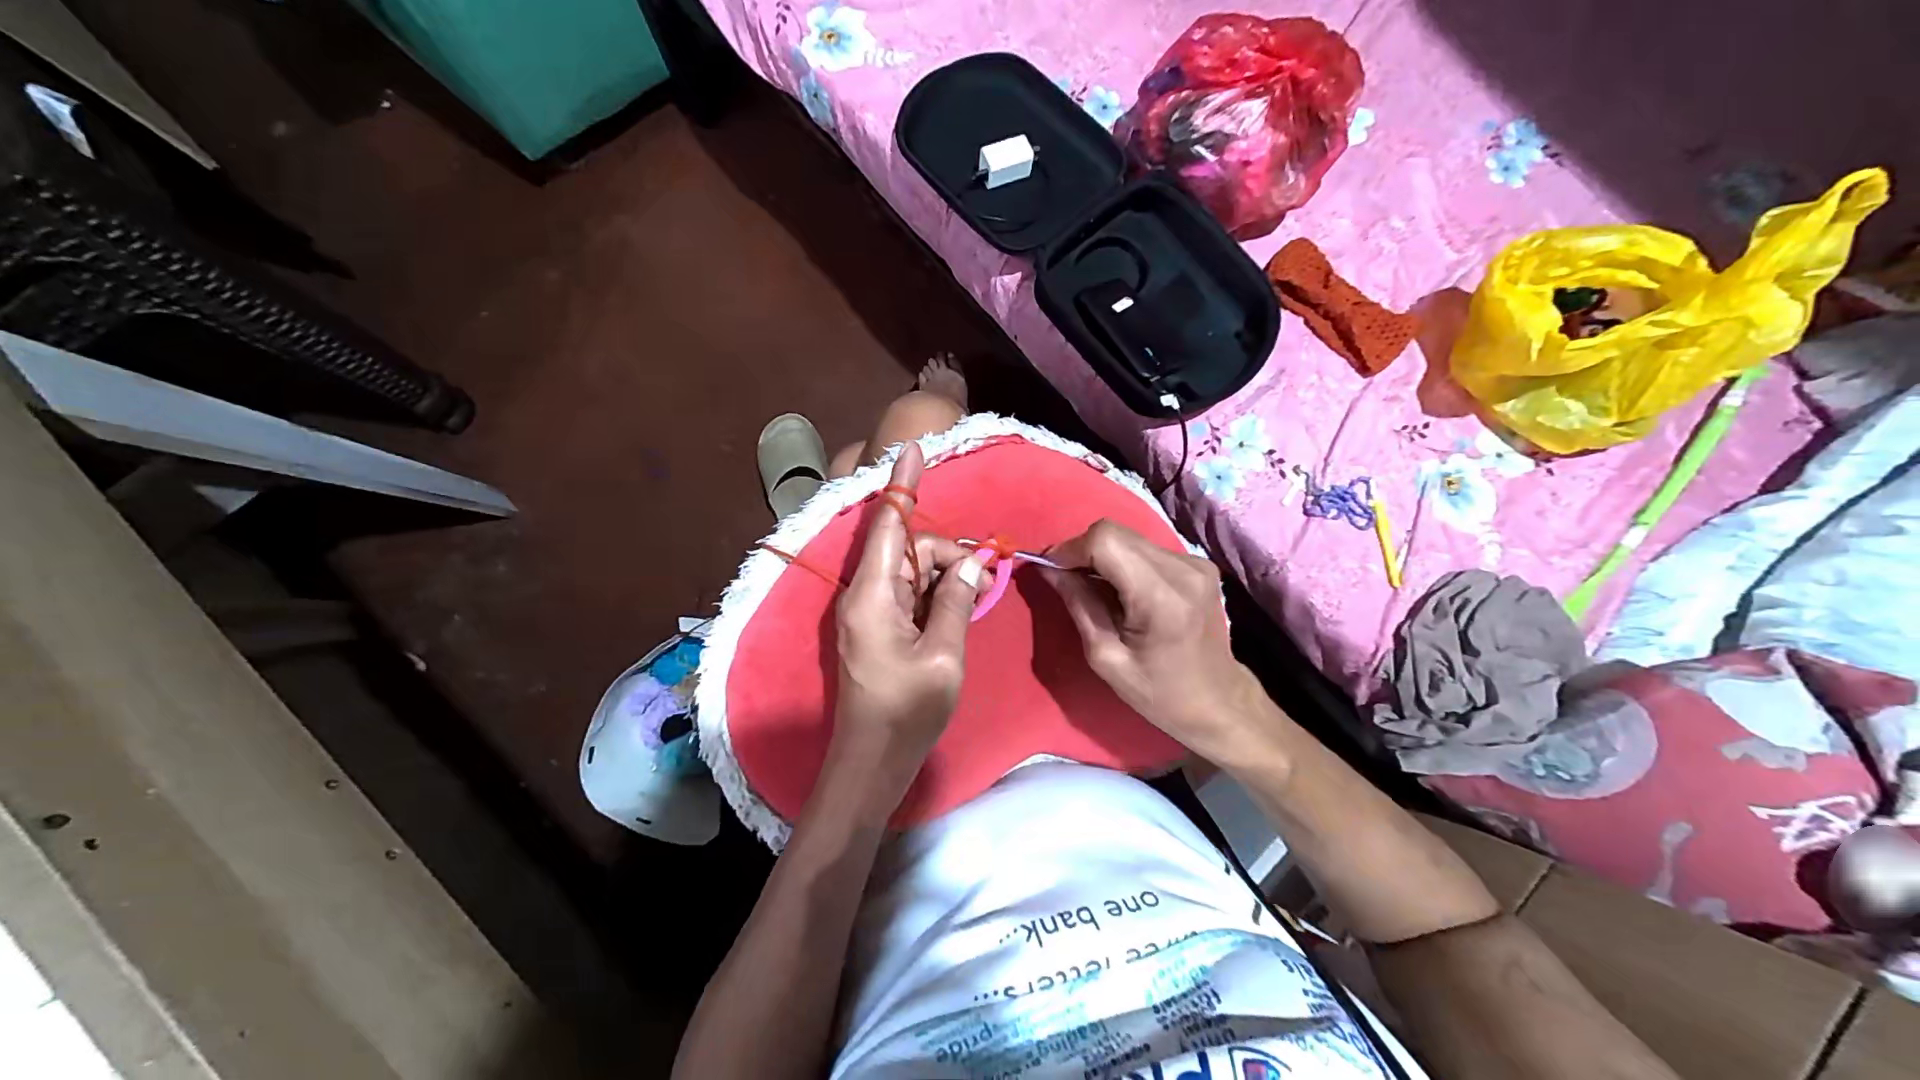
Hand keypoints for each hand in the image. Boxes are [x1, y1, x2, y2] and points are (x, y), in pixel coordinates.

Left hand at [834, 442, 988, 766]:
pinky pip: (909, 591)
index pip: (887, 524)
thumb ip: (957, 601)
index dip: (903, 485)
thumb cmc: (907, 712)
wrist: (872, 759)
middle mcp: (865, 593)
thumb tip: (972, 563)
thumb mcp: (944, 656)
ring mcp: (869, 610)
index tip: (915, 448)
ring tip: (978, 597)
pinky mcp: (877, 625)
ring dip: (946, 574)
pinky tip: (961, 604)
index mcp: (873, 594)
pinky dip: (936, 592)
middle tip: (984, 583)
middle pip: (909, 547)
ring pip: (912, 568)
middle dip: (947, 553)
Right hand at [1042, 520, 1269, 763]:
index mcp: (1161, 597)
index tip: (1051, 569)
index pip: (1106, 540)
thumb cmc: (1158, 692)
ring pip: (1129, 537)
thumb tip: (1047, 567)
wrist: (1217, 701)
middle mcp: (1183, 569)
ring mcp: (1195, 563)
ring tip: (1092, 586)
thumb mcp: (1105, 657)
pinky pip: (1146, 548)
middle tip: (1065, 578)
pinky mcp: (1198, 563)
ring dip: (1102, 555)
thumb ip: (1078, 604)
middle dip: (1082, 550)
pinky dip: (1123, 561)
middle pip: (1116, 532)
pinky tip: (1121, 590)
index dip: (1071, 548)